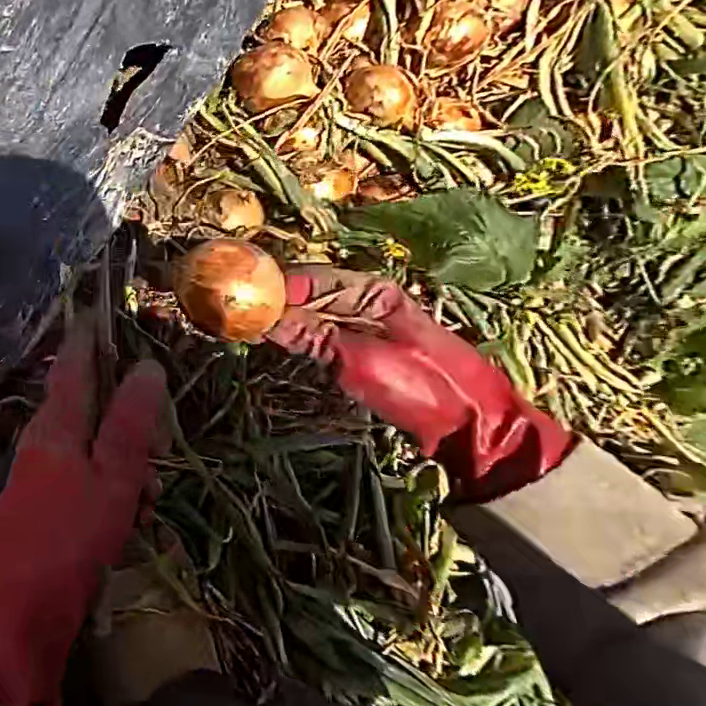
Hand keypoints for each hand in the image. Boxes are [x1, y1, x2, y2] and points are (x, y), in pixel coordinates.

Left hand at [0, 315, 168, 705]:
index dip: (88, 336)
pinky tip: (131, 521)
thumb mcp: (113, 475)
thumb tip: (148, 365)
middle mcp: (45, 437)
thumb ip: (130, 421)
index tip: (97, 310)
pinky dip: (114, 490)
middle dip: (129, 419)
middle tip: (161, 450)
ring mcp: (43, 470)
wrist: (18, 605)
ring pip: (95, 445)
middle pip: (90, 405)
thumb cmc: (69, 532)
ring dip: (127, 464)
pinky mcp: (47, 501)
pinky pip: (89, 478)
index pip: (73, 363)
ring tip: (146, 501)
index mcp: (57, 422)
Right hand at [266, 267, 572, 500]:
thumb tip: (265, 316)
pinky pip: (312, 335)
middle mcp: (362, 301)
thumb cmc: (424, 386)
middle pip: (305, 293)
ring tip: (241, 321)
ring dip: (276, 318)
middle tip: (232, 306)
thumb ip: (311, 336)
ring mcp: (357, 326)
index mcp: (372, 291)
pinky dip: (289, 336)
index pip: (313, 277)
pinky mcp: (353, 351)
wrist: (472, 428)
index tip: (242, 289)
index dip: (277, 283)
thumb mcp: (362, 361)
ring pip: (305, 313)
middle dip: (271, 299)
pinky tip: (266, 337)